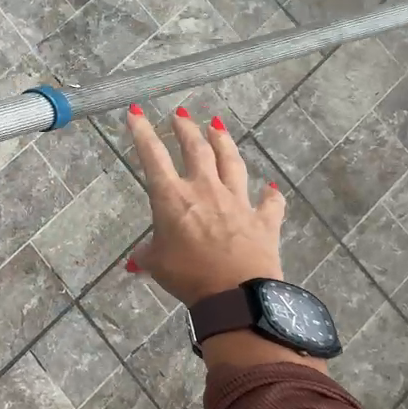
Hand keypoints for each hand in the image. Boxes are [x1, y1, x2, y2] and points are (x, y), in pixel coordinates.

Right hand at [127, 106, 284, 304]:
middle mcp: (204, 190)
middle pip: (196, 149)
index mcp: (171, 196)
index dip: (141, 130)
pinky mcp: (264, 221)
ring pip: (231, 163)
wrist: (237, 296)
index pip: (151, 154)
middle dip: (185, 128)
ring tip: (217, 127)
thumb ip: (148, 255)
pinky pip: (270, 203)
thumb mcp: (157, 262)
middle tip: (179, 114)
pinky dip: (271, 195)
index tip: (135, 112)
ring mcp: (237, 203)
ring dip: (223, 143)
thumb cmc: (187, 275)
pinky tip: (272, 188)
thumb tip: (135, 264)